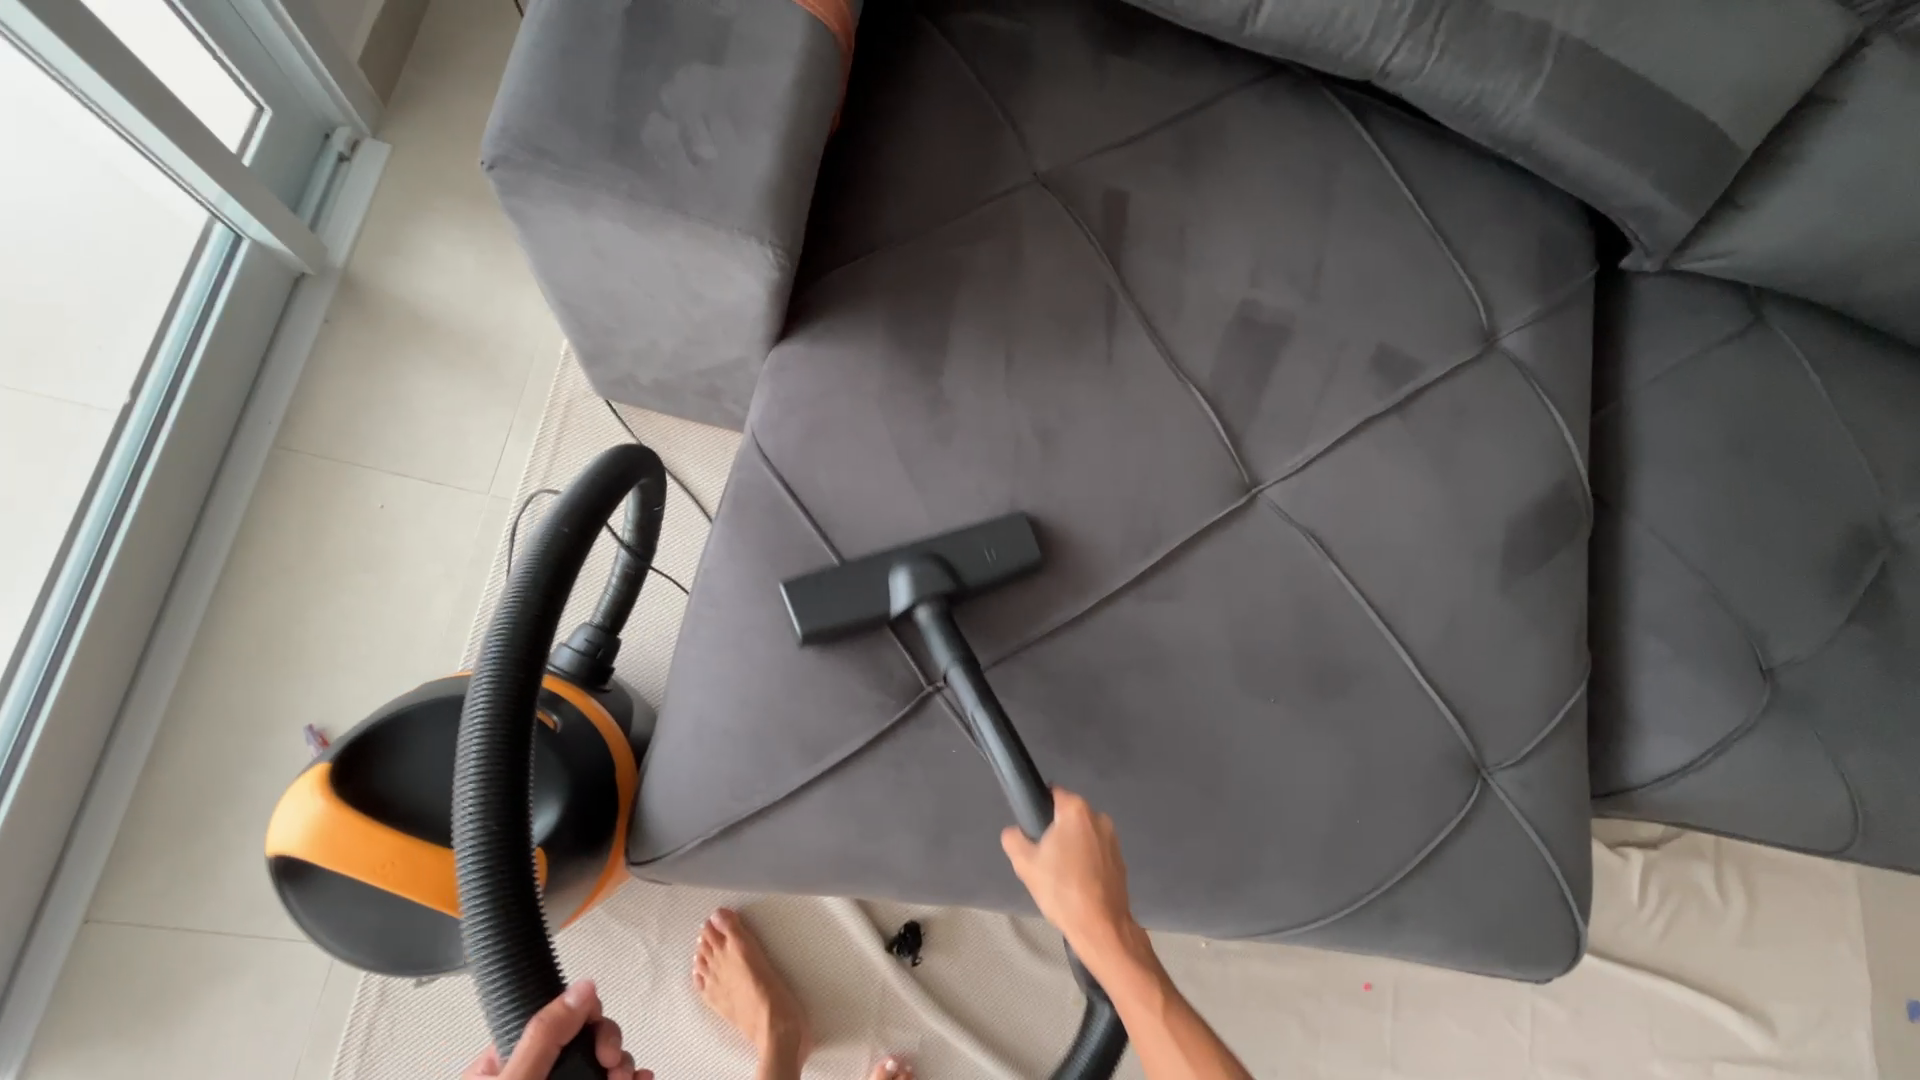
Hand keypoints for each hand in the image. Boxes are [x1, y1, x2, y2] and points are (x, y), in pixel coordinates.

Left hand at [462, 980, 647, 1079]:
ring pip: (600, 1062)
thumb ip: (545, 1036)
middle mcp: (530, 1075)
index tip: (601, 1038)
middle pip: (583, 1039)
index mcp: (502, 1065)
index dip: (585, 1018)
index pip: (553, 1018)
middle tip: (614, 1064)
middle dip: (609, 1046)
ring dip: (624, 1065)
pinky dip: (631, 1079)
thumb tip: (581, 987)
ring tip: (628, 1079)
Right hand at [1000, 788, 1135, 956]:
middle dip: (1055, 831)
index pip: (1052, 794)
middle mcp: (1098, 817)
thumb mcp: (1024, 863)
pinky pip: (1096, 852)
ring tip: (1059, 875)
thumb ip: (1013, 838)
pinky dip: (1086, 862)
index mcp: (1076, 810)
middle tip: (1042, 858)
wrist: (1100, 926)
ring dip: (1071, 847)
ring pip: (1082, 835)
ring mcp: (1113, 839)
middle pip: (1068, 816)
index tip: (1032, 830)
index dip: (1039, 808)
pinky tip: (1077, 884)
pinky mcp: (1121, 860)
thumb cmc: (1062, 889)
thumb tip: (1015, 832)